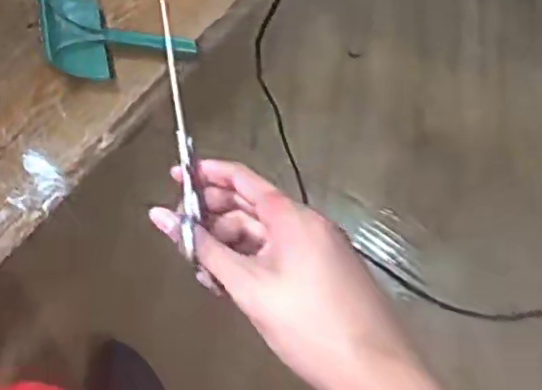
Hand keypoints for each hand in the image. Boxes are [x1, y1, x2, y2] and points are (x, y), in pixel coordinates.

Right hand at [149, 160, 438, 389]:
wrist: (383, 384)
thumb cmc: (312, 326)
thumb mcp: (247, 286)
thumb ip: (201, 246)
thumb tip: (158, 215)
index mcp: (292, 217)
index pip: (240, 177)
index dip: (205, 173)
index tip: (175, 177)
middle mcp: (308, 224)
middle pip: (248, 205)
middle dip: (212, 215)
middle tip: (182, 230)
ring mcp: (321, 250)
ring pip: (262, 233)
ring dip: (229, 244)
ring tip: (205, 268)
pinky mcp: (328, 274)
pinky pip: (279, 252)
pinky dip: (251, 260)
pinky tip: (232, 283)